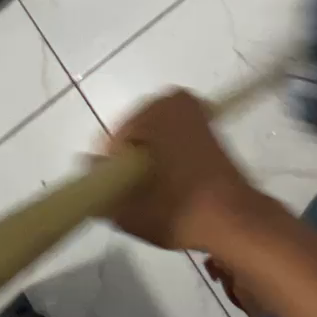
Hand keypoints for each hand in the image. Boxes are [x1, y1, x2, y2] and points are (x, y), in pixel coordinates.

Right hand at [105, 89, 273, 251]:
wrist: (231, 216)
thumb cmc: (178, 209)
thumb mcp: (127, 209)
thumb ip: (98, 186)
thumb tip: (85, 163)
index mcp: (154, 111)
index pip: (115, 139)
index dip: (112, 169)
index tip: (118, 195)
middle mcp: (174, 99)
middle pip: (135, 132)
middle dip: (131, 158)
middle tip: (135, 194)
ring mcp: (195, 109)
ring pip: (154, 133)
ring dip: (149, 156)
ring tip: (154, 191)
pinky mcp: (208, 124)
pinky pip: (173, 134)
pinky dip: (167, 153)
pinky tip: (171, 180)